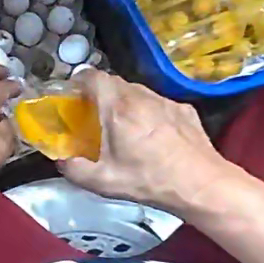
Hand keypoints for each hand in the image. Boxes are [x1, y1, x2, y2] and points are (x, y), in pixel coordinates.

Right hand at [59, 69, 236, 215]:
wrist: (202, 185)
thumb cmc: (150, 180)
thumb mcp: (103, 182)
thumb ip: (74, 170)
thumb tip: (62, 161)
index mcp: (118, 108)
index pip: (93, 77)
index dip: (79, 81)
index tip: (73, 94)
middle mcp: (141, 97)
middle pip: (115, 83)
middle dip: (100, 95)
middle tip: (94, 115)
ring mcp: (166, 101)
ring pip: (138, 92)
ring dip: (125, 103)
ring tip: (123, 126)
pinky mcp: (184, 110)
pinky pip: (158, 104)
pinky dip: (148, 113)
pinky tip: (152, 135)